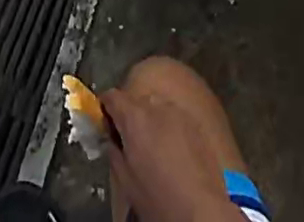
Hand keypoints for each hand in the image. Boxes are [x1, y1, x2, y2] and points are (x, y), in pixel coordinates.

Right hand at [100, 89, 239, 221]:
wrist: (200, 207)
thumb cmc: (156, 196)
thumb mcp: (125, 179)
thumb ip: (114, 151)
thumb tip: (112, 139)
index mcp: (135, 118)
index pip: (113, 96)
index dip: (105, 106)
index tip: (104, 120)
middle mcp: (156, 106)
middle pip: (136, 101)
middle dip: (129, 116)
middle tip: (128, 141)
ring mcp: (178, 112)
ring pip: (157, 107)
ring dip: (150, 120)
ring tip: (152, 147)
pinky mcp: (195, 122)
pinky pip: (174, 116)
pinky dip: (168, 126)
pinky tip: (172, 150)